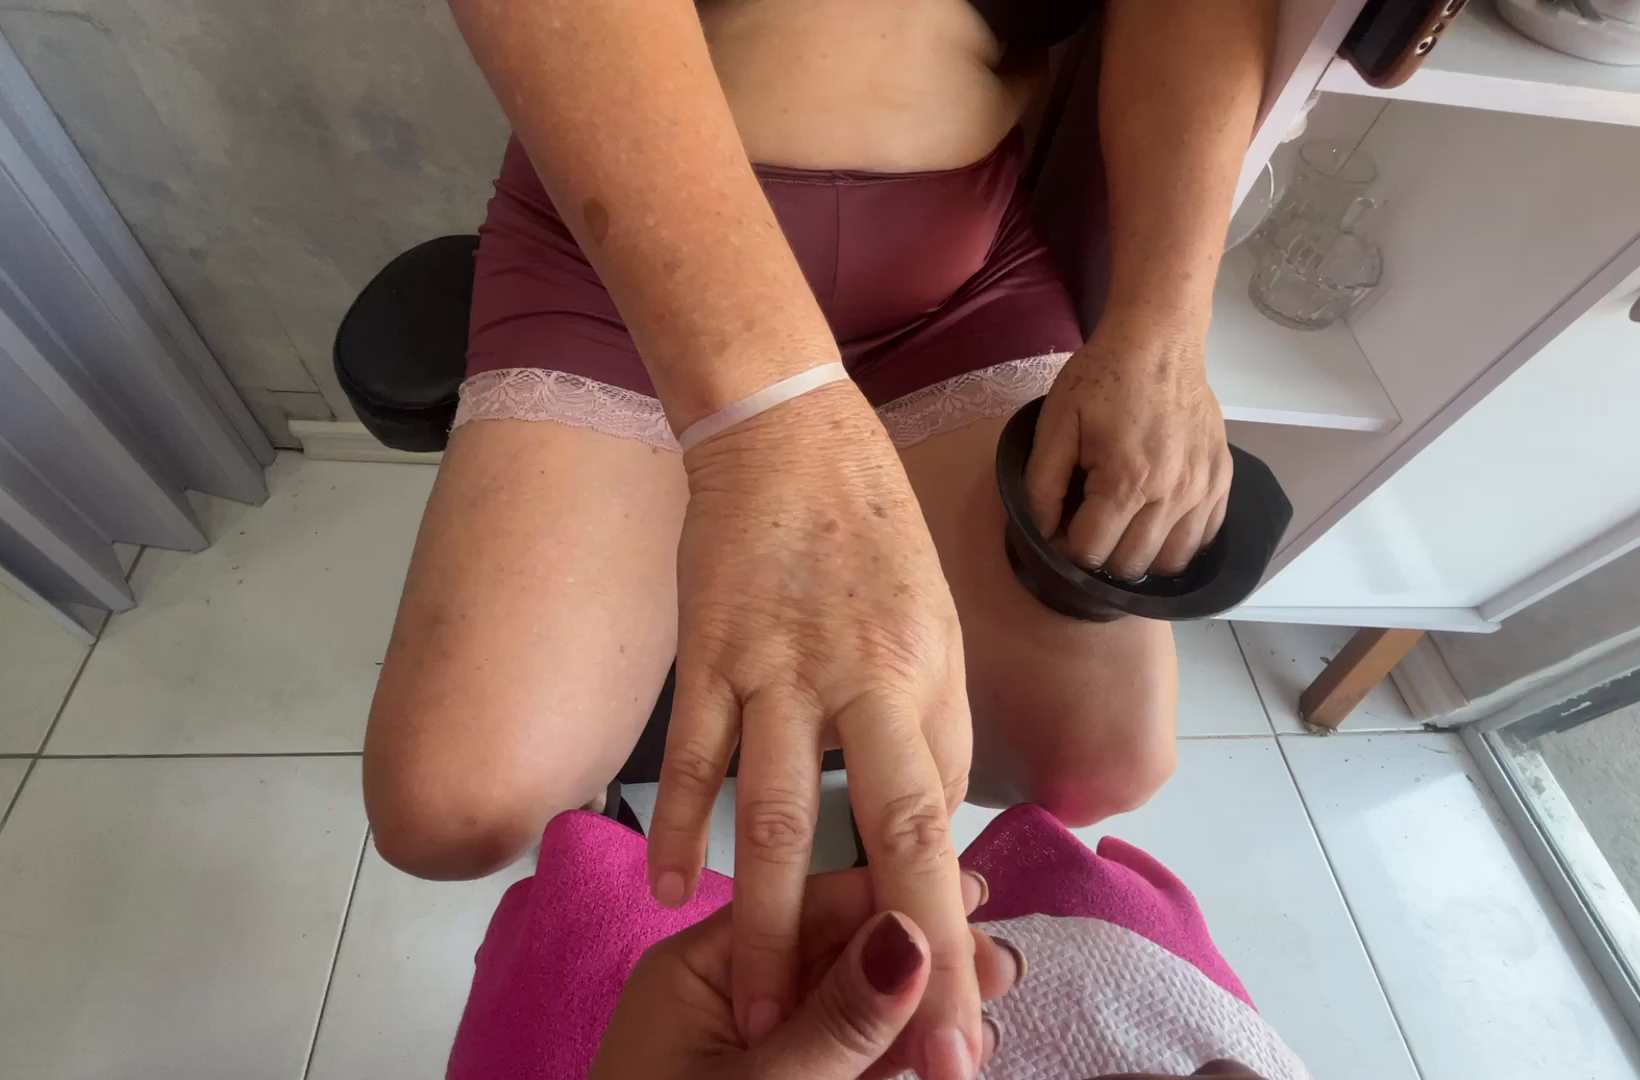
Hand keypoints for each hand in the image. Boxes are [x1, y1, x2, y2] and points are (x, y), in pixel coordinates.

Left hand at [592, 869, 1016, 1079]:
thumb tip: (913, 931)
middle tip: (996, 958)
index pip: (803, 908)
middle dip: (915, 954)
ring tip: (994, 995)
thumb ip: (838, 1018)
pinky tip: (947, 1047)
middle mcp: (729, 994)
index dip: (884, 896)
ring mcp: (755, 1049)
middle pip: (835, 955)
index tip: (964, 895)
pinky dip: (894, 1052)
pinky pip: (844, 1057)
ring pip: (849, 1009)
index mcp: (699, 969)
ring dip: (918, 1006)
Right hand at [646, 381, 982, 1078]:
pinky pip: (693, 750)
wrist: (789, 442)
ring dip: (770, 920)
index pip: (944, 825)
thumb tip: (934, 818)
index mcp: (923, 674)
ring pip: (777, 811)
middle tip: (913, 1071)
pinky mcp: (710, 650)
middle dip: (899, 956)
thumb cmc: (871, 532)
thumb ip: (935, 725)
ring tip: (762, 1014)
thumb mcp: (933, 622)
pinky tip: (676, 890)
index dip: (955, 930)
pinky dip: (681, 823)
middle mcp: (858, 679)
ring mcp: (777, 666)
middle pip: (886, 834)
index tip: (964, 1025)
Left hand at [1025, 311, 1231, 580]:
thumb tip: (1041, 532)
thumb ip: (1041, 485)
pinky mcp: (1222, 481)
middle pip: (1129, 566)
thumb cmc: (1101, 379)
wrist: (1159, 341)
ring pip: (1170, 562)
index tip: (1056, 527)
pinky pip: (1202, 539)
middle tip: (1084, 525)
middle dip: (1097, 557)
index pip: (1089, 552)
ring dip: (1137, 557)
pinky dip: (1174, 544)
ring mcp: (1204, 491)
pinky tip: (1151, 523)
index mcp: (1127, 483)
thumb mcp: (1055, 426)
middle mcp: (1172, 495)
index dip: (1063, 549)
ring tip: (1118, 527)